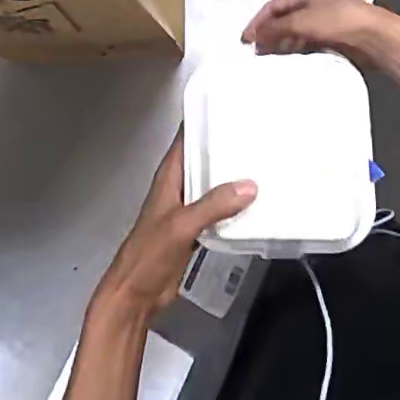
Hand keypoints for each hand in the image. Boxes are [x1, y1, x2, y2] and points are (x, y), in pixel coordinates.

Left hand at [93, 132, 254, 323]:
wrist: (136, 295)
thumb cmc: (150, 252)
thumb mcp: (182, 225)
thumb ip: (214, 205)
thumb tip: (251, 185)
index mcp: (170, 174)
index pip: (187, 136)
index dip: (205, 118)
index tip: (233, 104)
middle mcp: (179, 185)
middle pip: (204, 157)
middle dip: (226, 145)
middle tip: (259, 132)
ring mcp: (187, 207)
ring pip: (212, 183)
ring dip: (232, 175)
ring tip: (263, 162)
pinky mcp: (195, 229)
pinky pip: (218, 209)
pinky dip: (234, 204)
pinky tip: (255, 203)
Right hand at [241, 0, 396, 67]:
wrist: (374, 36)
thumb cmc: (339, 21)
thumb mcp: (302, 21)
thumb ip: (277, 27)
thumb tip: (255, 34)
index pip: (273, 6)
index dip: (258, 21)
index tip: (246, 38)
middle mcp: (312, 5)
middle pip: (283, 19)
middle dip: (267, 32)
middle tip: (254, 49)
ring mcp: (322, 22)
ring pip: (294, 33)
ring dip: (279, 43)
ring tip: (266, 56)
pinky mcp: (331, 39)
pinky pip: (305, 44)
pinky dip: (294, 50)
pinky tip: (287, 59)